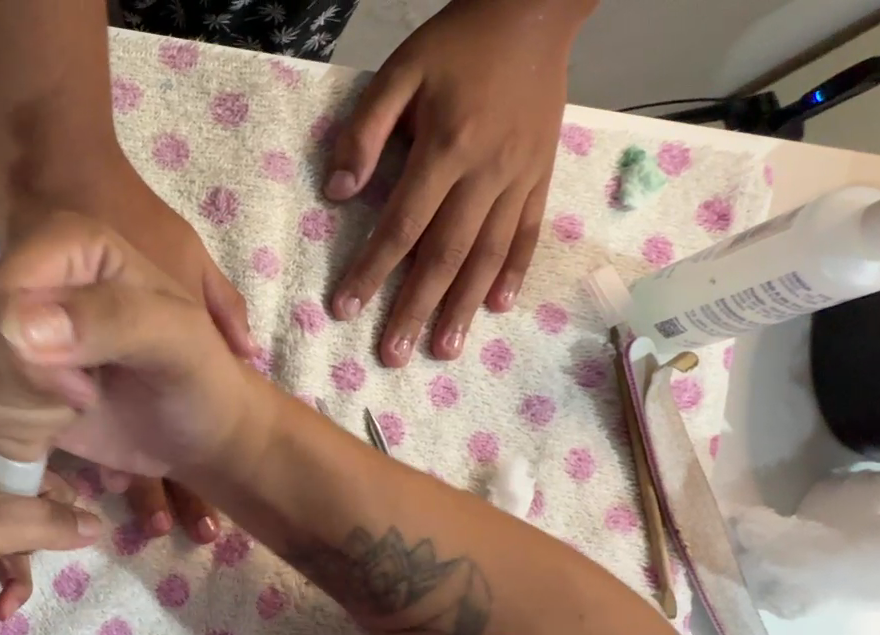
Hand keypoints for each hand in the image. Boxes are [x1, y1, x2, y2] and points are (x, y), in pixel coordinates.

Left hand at [0, 422, 101, 622]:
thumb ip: (45, 522)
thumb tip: (97, 525)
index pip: (42, 443)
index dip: (66, 474)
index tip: (87, 512)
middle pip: (38, 489)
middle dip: (46, 534)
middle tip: (48, 560)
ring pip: (21, 522)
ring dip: (22, 564)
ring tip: (10, 601)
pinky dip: (4, 573)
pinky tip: (0, 607)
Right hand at [4, 161, 252, 541]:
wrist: (200, 433)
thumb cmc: (201, 379)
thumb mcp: (180, 341)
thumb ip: (112, 320)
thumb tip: (21, 330)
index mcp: (67, 250)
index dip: (22, 353)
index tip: (83, 385)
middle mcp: (30, 287)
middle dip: (30, 389)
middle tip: (88, 398)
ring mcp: (14, 339)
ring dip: (30, 417)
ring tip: (85, 409)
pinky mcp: (9, 385)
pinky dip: (19, 438)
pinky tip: (60, 432)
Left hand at [325, 0, 589, 365]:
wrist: (537, 6)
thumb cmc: (455, 45)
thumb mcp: (397, 75)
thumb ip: (365, 133)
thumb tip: (337, 192)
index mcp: (447, 149)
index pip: (401, 226)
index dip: (371, 271)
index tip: (344, 310)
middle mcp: (487, 172)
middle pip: (445, 253)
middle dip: (416, 308)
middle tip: (393, 355)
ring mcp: (521, 176)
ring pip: (489, 253)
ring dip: (464, 306)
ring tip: (444, 349)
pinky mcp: (542, 174)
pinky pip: (530, 231)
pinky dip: (515, 271)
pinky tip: (499, 307)